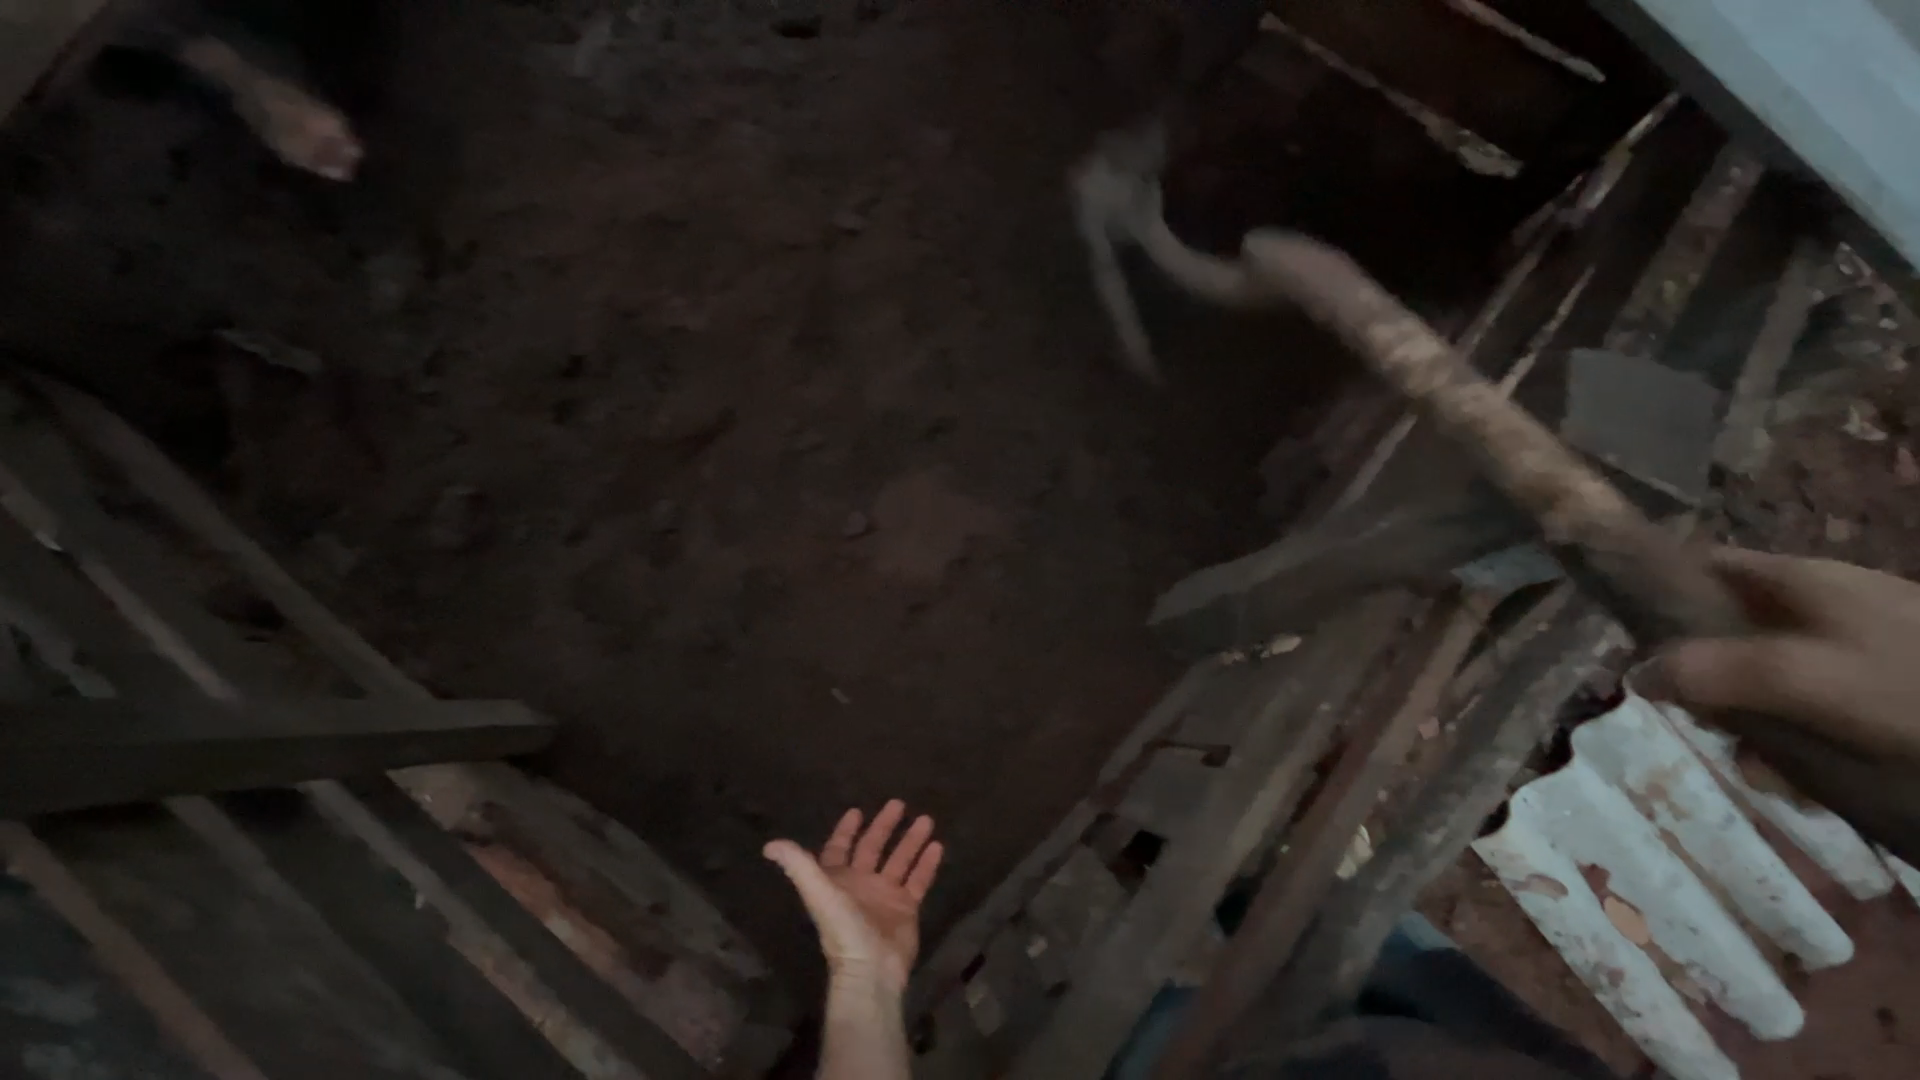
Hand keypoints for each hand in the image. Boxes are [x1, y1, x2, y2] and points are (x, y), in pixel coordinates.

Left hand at [765, 800, 943, 992]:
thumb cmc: (843, 927)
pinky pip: (918, 880)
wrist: (872, 968)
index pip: (840, 849)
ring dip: (911, 840)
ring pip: (899, 861)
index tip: (857, 811)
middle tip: (898, 803)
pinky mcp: (906, 908)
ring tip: (926, 818)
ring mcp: (885, 896)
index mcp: (838, 880)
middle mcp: (861, 884)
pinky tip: (937, 845)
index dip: (846, 831)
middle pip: (873, 848)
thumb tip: (769, 845)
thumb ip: (798, 865)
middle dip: (884, 826)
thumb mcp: (818, 892)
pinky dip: (926, 864)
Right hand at [1645, 547, 1919, 765]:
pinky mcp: (1888, 695)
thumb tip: (1634, 674)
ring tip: (1766, 772)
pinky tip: (1812, 783)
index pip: (1696, 566)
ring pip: (1765, 677)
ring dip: (1749, 722)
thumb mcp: (1807, 678)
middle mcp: (1822, 605)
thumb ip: (1713, 671)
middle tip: (1700, 726)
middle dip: (1698, 678)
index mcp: (1799, 581)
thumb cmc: (1918, 690)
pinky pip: (1813, 712)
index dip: (1652, 594)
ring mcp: (1861, 650)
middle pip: (1723, 628)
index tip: (1624, 643)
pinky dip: (1799, 744)